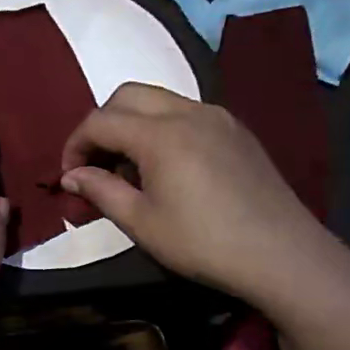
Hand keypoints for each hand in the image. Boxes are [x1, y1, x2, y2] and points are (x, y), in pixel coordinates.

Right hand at [60, 83, 349, 308]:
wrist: (281, 254)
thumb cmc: (203, 243)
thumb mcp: (142, 223)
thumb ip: (101, 191)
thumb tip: (71, 176)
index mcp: (160, 134)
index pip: (100, 120)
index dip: (75, 145)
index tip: (69, 177)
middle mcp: (188, 112)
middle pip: (128, 96)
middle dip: (102, 124)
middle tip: (96, 165)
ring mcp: (218, 117)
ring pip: (160, 101)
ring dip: (133, 124)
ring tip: (131, 170)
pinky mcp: (237, 131)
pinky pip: (187, 114)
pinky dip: (163, 129)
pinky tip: (169, 168)